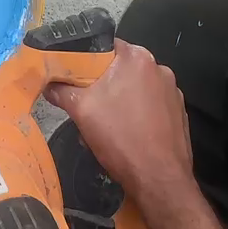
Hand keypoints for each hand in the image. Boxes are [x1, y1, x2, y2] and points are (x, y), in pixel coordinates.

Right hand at [44, 39, 195, 204]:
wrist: (160, 183)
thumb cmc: (120, 139)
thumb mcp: (81, 111)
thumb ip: (61, 90)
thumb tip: (47, 84)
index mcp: (136, 57)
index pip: (104, 46)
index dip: (86, 60)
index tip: (75, 77)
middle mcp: (159, 67)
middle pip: (120, 67)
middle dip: (103, 84)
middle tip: (88, 104)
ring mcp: (173, 91)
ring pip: (136, 88)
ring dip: (121, 99)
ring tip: (107, 124)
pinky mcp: (180, 113)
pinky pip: (151, 105)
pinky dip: (139, 113)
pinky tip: (129, 134)